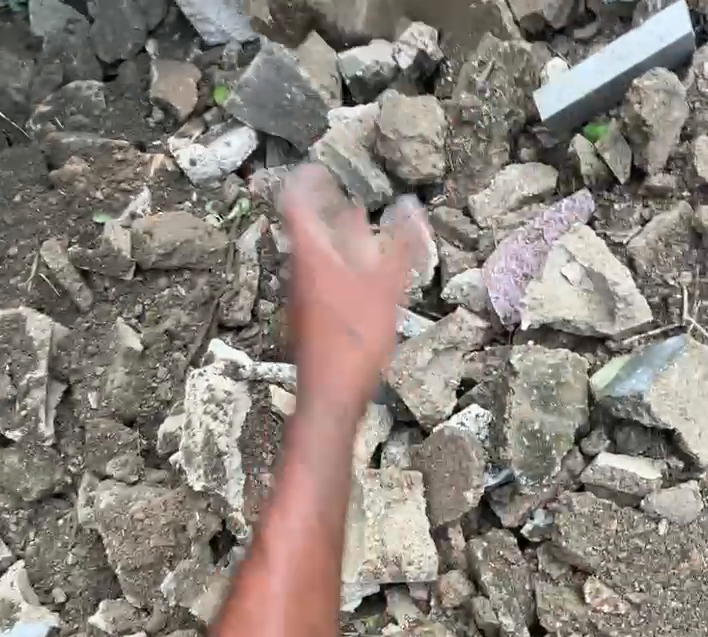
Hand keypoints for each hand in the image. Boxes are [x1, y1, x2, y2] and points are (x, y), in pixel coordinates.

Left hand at [280, 165, 428, 426]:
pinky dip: (338, 271)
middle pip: (306, 229)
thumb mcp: (386, 290)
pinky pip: (320, 284)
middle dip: (328, 211)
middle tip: (350, 200)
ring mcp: (300, 300)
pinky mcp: (308, 323)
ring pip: (314, 259)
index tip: (324, 168)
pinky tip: (360, 285)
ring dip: (336, 243)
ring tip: (362, 239)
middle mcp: (298, 274)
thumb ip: (400, 247)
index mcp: (312, 256)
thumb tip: (410, 206)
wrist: (330, 396)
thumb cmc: (354, 343)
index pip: (297, 200)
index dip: (308, 179)